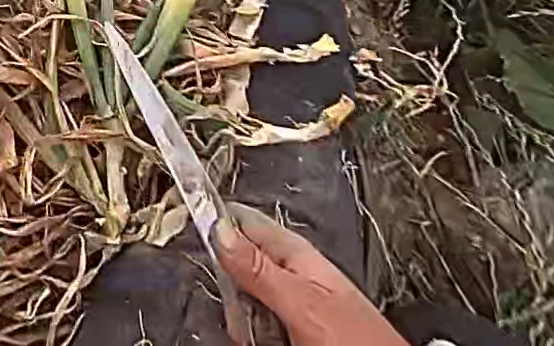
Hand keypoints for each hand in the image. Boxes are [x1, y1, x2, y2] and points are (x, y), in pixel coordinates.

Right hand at [215, 203, 405, 345]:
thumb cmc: (356, 342)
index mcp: (293, 252)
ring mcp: (291, 303)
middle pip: (236, 267)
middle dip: (231, 293)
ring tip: (261, 339)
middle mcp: (289, 272)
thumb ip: (259, 268)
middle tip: (245, 319)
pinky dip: (254, 336)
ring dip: (244, 322)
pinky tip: (263, 343)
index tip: (197, 240)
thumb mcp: (302, 304)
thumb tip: (217, 228)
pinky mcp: (291, 330)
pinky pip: (257, 326)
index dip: (216, 227)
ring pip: (244, 302)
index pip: (240, 220)